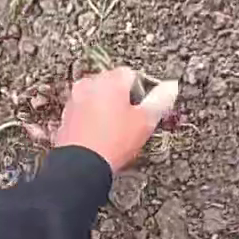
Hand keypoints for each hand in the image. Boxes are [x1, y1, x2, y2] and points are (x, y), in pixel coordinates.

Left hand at [52, 67, 177, 171]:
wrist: (81, 164)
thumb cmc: (114, 141)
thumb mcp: (145, 121)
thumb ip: (160, 100)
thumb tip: (171, 86)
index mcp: (111, 80)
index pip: (133, 74)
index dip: (143, 93)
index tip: (146, 111)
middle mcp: (90, 84)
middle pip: (113, 85)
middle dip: (125, 100)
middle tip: (133, 123)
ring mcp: (75, 99)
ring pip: (99, 99)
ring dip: (109, 110)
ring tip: (117, 133)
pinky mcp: (67, 116)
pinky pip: (86, 113)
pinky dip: (95, 121)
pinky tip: (102, 138)